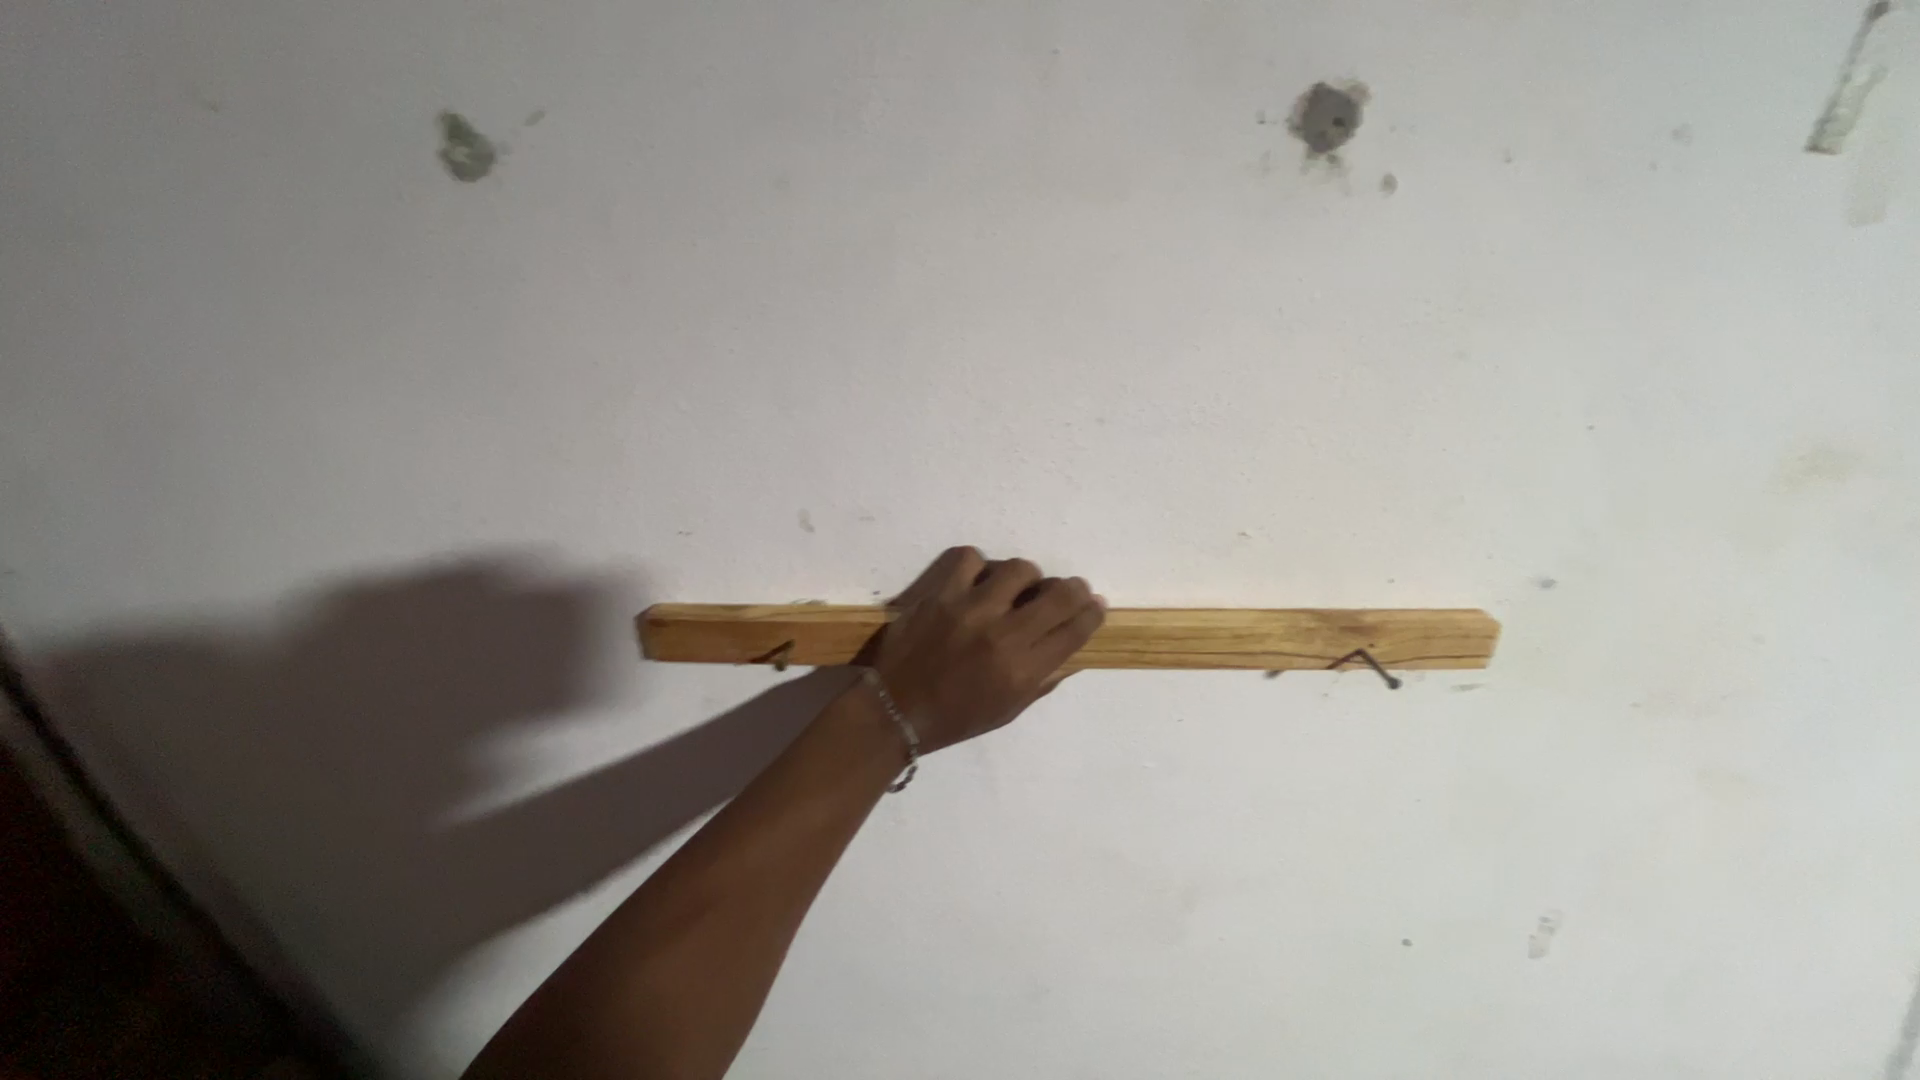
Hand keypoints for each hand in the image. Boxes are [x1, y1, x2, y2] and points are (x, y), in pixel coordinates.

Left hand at [870, 547, 1104, 752]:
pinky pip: (969, 558)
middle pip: (1057, 596)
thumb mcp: (1009, 711)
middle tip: (1071, 589)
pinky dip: (978, 566)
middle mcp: (1002, 635)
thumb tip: (1074, 653)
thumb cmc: (955, 718)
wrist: (895, 710)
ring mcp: (969, 610)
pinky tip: (978, 580)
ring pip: (1018, 569)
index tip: (1094, 605)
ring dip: (1027, 577)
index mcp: (1022, 671)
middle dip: (1073, 589)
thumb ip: (1044, 680)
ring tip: (1019, 587)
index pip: (1074, 630)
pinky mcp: (939, 594)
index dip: (1091, 613)